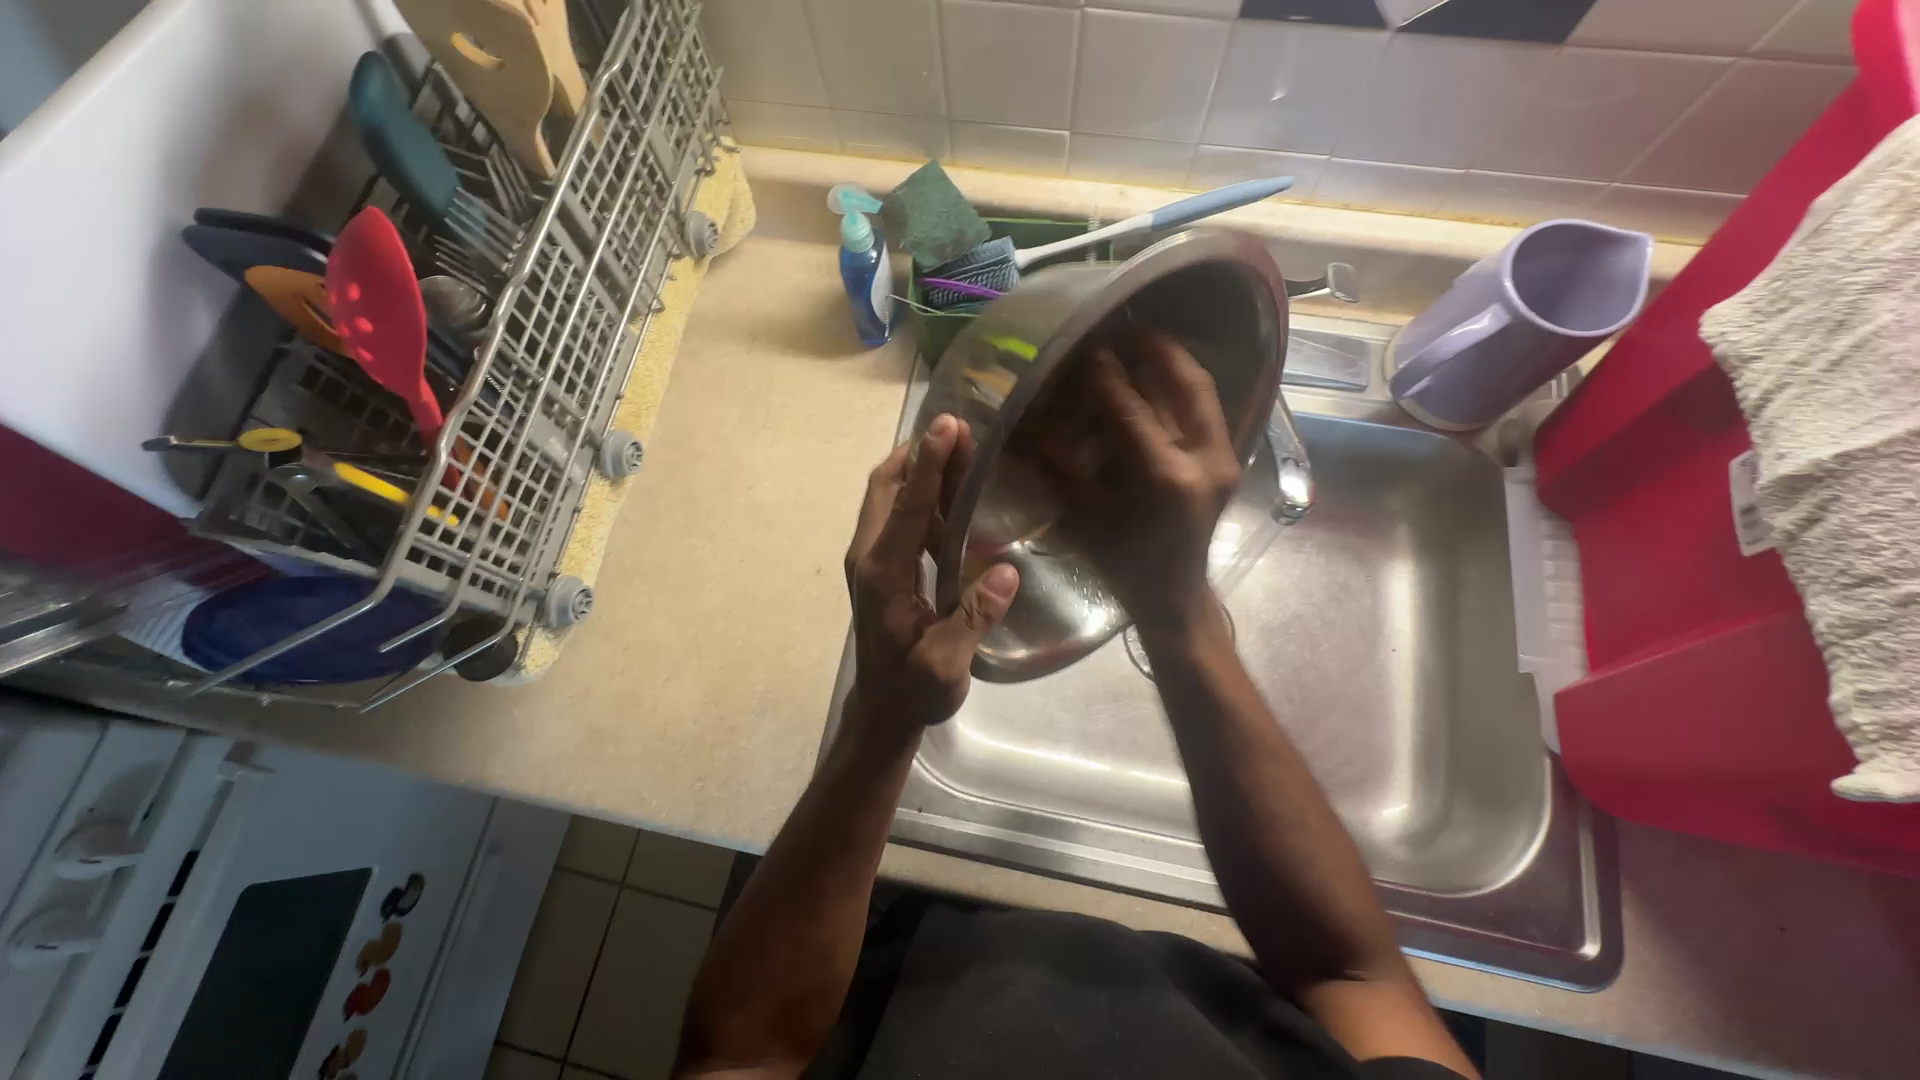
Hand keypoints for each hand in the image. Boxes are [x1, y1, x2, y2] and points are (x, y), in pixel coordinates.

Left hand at [843, 414, 1020, 735]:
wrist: (881, 712)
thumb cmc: (913, 692)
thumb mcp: (944, 666)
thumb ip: (972, 620)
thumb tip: (1005, 571)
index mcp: (882, 574)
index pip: (907, 505)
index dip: (928, 464)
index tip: (949, 425)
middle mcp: (868, 557)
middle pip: (885, 486)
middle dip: (920, 453)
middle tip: (960, 430)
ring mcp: (870, 560)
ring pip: (888, 496)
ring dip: (919, 468)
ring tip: (961, 451)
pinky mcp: (880, 567)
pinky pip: (897, 515)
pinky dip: (920, 492)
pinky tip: (955, 496)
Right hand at [1041, 329, 1240, 632]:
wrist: (1174, 596)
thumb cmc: (1123, 564)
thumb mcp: (1085, 515)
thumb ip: (1063, 465)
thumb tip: (1033, 422)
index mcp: (1164, 479)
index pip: (1132, 410)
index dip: (1107, 375)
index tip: (1088, 347)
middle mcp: (1204, 461)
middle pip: (1188, 384)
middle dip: (1157, 347)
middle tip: (1127, 325)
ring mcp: (1223, 459)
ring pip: (1203, 392)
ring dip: (1173, 361)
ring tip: (1143, 340)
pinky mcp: (1226, 461)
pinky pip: (1207, 409)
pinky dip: (1183, 385)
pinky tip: (1159, 376)